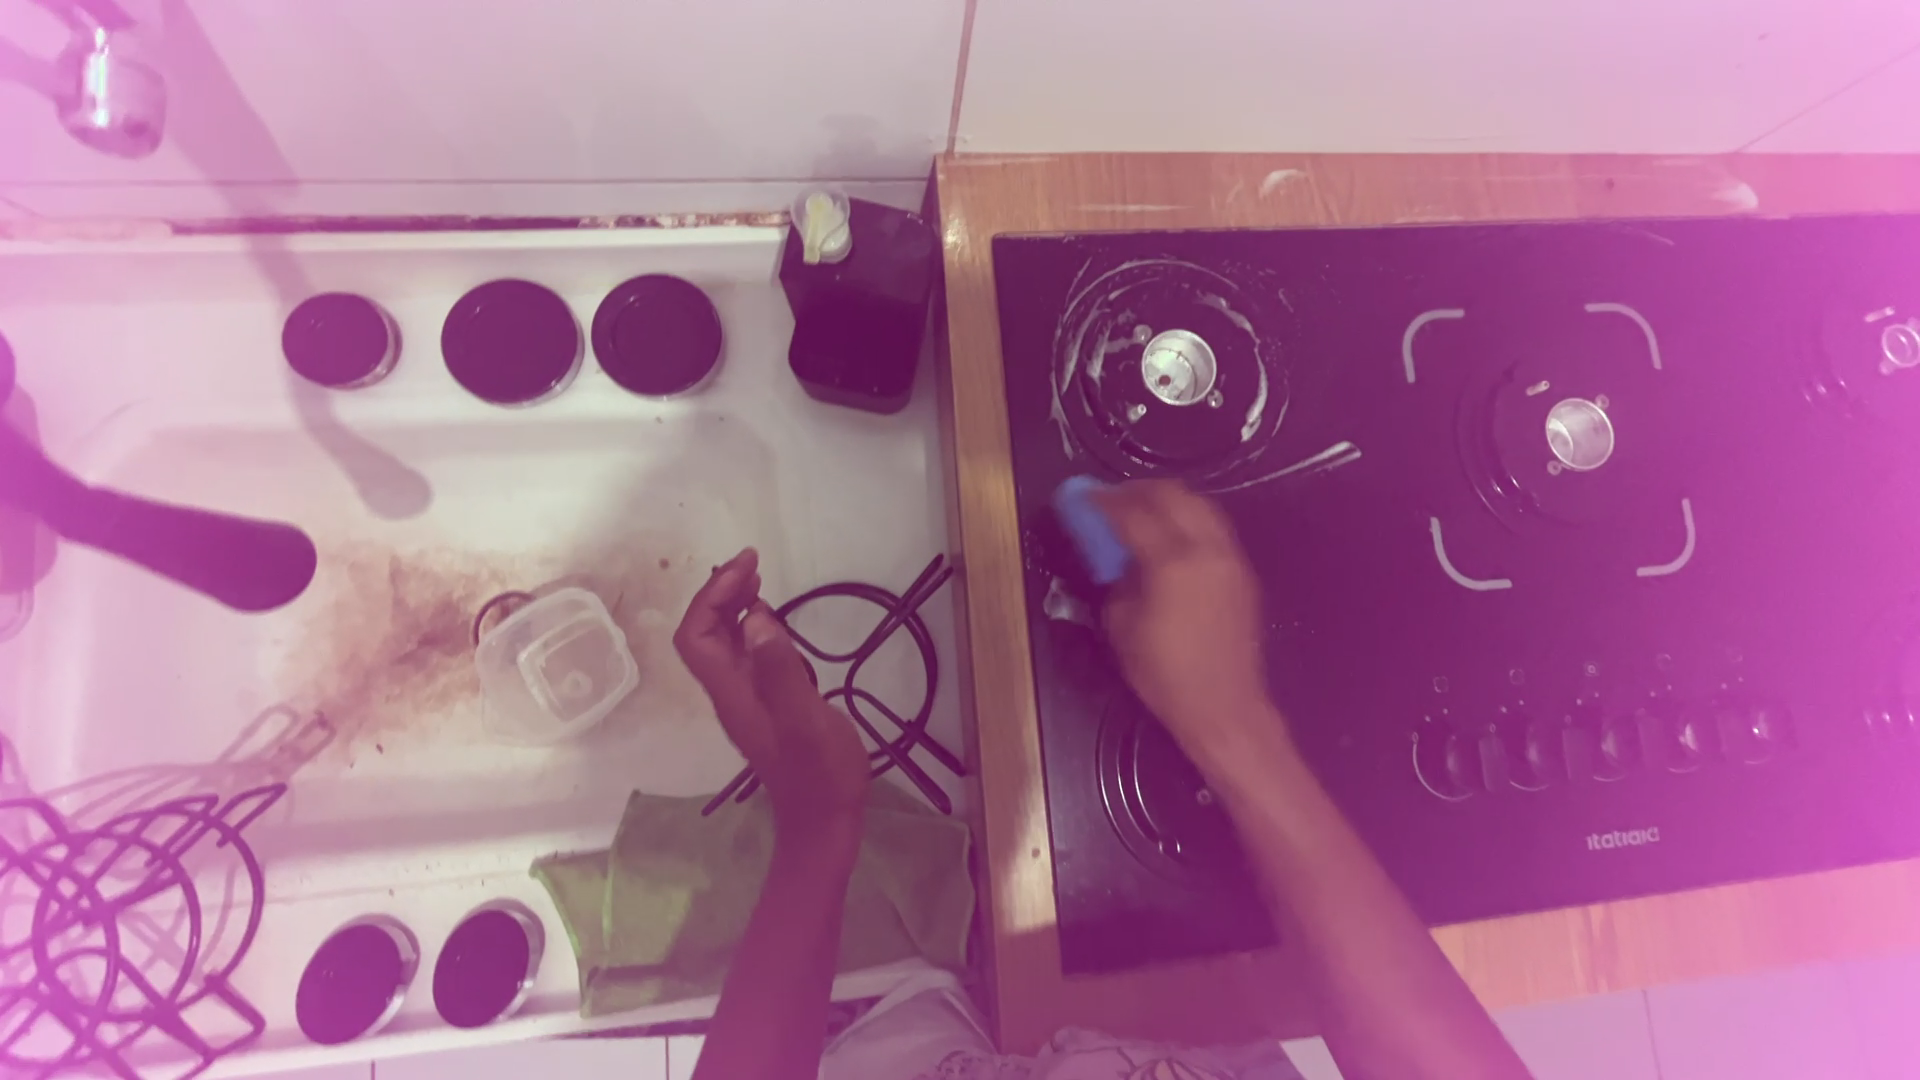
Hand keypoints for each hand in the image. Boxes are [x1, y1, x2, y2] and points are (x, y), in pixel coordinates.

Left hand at [673, 549, 871, 838]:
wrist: (824, 818)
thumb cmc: (819, 771)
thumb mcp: (805, 718)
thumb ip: (780, 670)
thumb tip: (756, 617)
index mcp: (733, 693)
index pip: (697, 636)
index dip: (713, 597)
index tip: (747, 567)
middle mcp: (732, 692)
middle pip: (704, 635)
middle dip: (720, 594)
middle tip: (753, 563)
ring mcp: (749, 699)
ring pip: (724, 644)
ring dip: (733, 607)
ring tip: (757, 579)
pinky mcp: (767, 704)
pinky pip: (747, 656)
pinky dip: (753, 628)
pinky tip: (771, 621)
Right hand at [1095, 481, 1281, 767]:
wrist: (1224, 706)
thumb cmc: (1162, 674)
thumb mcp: (1120, 625)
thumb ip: (1118, 579)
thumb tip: (1120, 559)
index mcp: (1171, 562)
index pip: (1132, 512)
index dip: (1103, 501)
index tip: (1084, 497)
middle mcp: (1206, 549)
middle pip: (1172, 494)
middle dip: (1137, 490)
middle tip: (1112, 499)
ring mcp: (1229, 557)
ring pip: (1199, 504)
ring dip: (1166, 500)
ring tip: (1140, 511)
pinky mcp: (1242, 571)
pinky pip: (1212, 527)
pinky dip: (1187, 519)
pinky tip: (1169, 536)